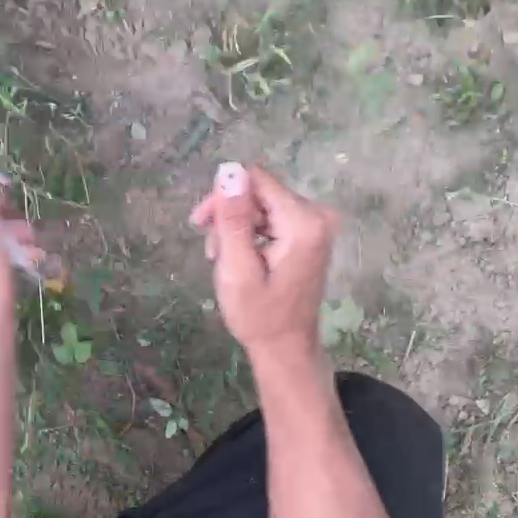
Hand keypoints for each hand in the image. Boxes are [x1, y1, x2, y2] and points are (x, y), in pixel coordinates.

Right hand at [189, 162, 338, 364]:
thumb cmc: (258, 315)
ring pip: (261, 204)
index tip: (201, 225)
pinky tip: (238, 256)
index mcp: (303, 222)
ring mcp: (315, 225)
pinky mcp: (309, 234)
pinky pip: (271, 217)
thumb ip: (233, 218)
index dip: (223, 197)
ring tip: (221, 257)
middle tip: (210, 250)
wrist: (285, 346)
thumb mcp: (237, 268)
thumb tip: (228, 170)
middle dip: (227, 215)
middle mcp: (316, 216)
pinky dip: (249, 233)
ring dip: (235, 226)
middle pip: (258, 192)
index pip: (256, 181)